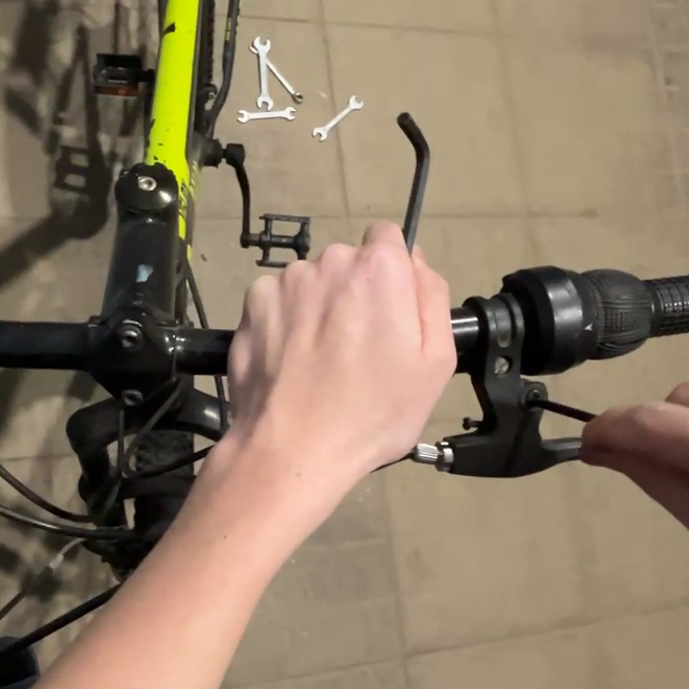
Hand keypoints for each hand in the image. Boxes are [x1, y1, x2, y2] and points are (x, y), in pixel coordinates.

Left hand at [220, 222, 453, 490]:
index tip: (388, 310)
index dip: (391, 273)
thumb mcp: (436, 363)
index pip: (389, 238)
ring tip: (318, 360)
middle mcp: (330, 262)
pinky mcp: (252, 304)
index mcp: (380, 269)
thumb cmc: (373, 415)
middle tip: (356, 348)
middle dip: (355, 292)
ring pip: (311, 282)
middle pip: (349, 263)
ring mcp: (285, 282)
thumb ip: (432, 298)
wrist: (291, 450)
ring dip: (318, 307)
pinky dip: (284, 321)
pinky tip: (289, 359)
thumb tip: (416, 262)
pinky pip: (277, 300)